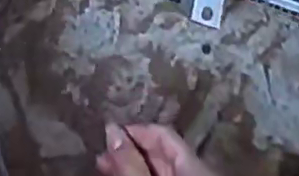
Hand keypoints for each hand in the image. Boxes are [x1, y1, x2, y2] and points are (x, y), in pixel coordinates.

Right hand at [96, 124, 218, 175]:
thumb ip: (132, 161)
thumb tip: (110, 128)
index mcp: (195, 160)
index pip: (161, 131)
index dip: (134, 128)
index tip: (109, 131)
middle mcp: (196, 166)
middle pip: (159, 150)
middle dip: (128, 148)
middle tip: (102, 152)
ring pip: (158, 168)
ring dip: (131, 163)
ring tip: (104, 164)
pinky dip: (141, 174)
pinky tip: (123, 175)